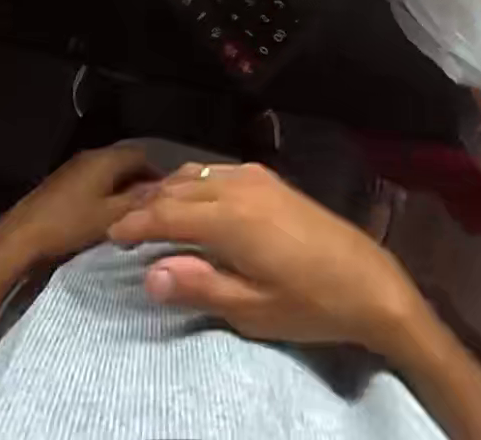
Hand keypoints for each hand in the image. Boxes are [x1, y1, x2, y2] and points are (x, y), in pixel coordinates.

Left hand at [0, 144, 159, 269]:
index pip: (142, 155)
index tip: (168, 195)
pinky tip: (108, 214)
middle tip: (154, 206)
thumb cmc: (69, 224)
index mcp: (105, 159)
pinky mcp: (63, 182)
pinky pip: (94, 180)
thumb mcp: (110, 217)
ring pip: (109, 171)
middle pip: (125, 161)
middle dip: (141, 180)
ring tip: (134, 212)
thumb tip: (163, 193)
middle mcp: (91, 156)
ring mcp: (74, 168)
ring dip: (123, 187)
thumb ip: (138, 202)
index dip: (158, 173)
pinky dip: (107, 192)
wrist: (22, 235)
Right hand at [107, 162, 422, 353]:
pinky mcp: (268, 178)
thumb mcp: (253, 310)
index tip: (111, 235)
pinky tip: (191, 195)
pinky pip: (216, 170)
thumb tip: (149, 274)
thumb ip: (199, 286)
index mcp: (229, 218)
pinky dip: (192, 180)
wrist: (369, 280)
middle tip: (122, 223)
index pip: (166, 214)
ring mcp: (254, 178)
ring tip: (148, 208)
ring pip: (195, 173)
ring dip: (167, 189)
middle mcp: (237, 187)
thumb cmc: (310, 303)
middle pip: (176, 188)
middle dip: (146, 204)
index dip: (135, 224)